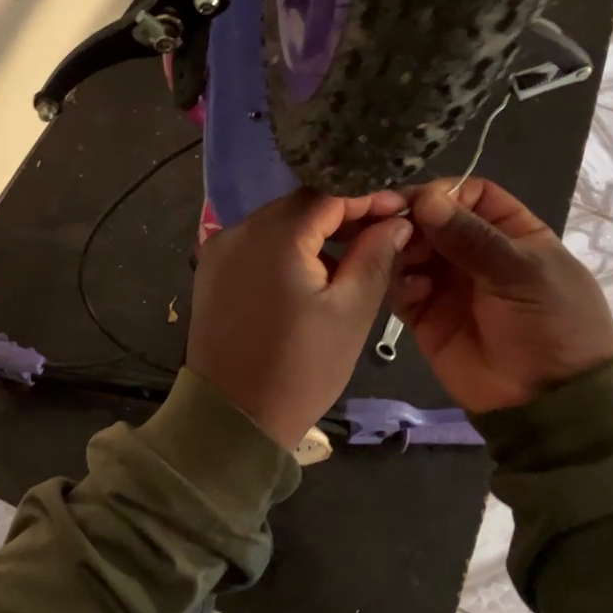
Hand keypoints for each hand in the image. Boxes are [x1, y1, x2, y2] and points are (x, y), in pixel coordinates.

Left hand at [187, 188, 413, 449]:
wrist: (232, 417)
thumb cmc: (301, 368)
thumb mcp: (351, 312)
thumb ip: (376, 256)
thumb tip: (395, 220)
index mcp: (274, 235)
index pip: (329, 194)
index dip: (368, 198)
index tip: (401, 210)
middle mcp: (239, 231)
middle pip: (300, 205)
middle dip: (343, 213)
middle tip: (384, 231)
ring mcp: (220, 250)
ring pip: (278, 223)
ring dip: (315, 232)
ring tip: (357, 253)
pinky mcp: (211, 272)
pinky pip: (257, 245)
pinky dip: (287, 249)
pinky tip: (315, 270)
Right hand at [391, 179, 612, 412]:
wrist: (547, 402)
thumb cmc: (550, 326)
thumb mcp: (521, 274)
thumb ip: (471, 236)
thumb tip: (426, 198)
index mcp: (511, 234)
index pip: (472, 195)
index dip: (445, 193)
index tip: (419, 201)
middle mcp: (475, 254)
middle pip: (433, 221)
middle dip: (411, 220)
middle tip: (390, 225)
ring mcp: (448, 285)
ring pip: (411, 251)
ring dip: (400, 249)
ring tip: (397, 257)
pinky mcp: (425, 316)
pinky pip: (401, 289)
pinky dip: (398, 284)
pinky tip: (411, 292)